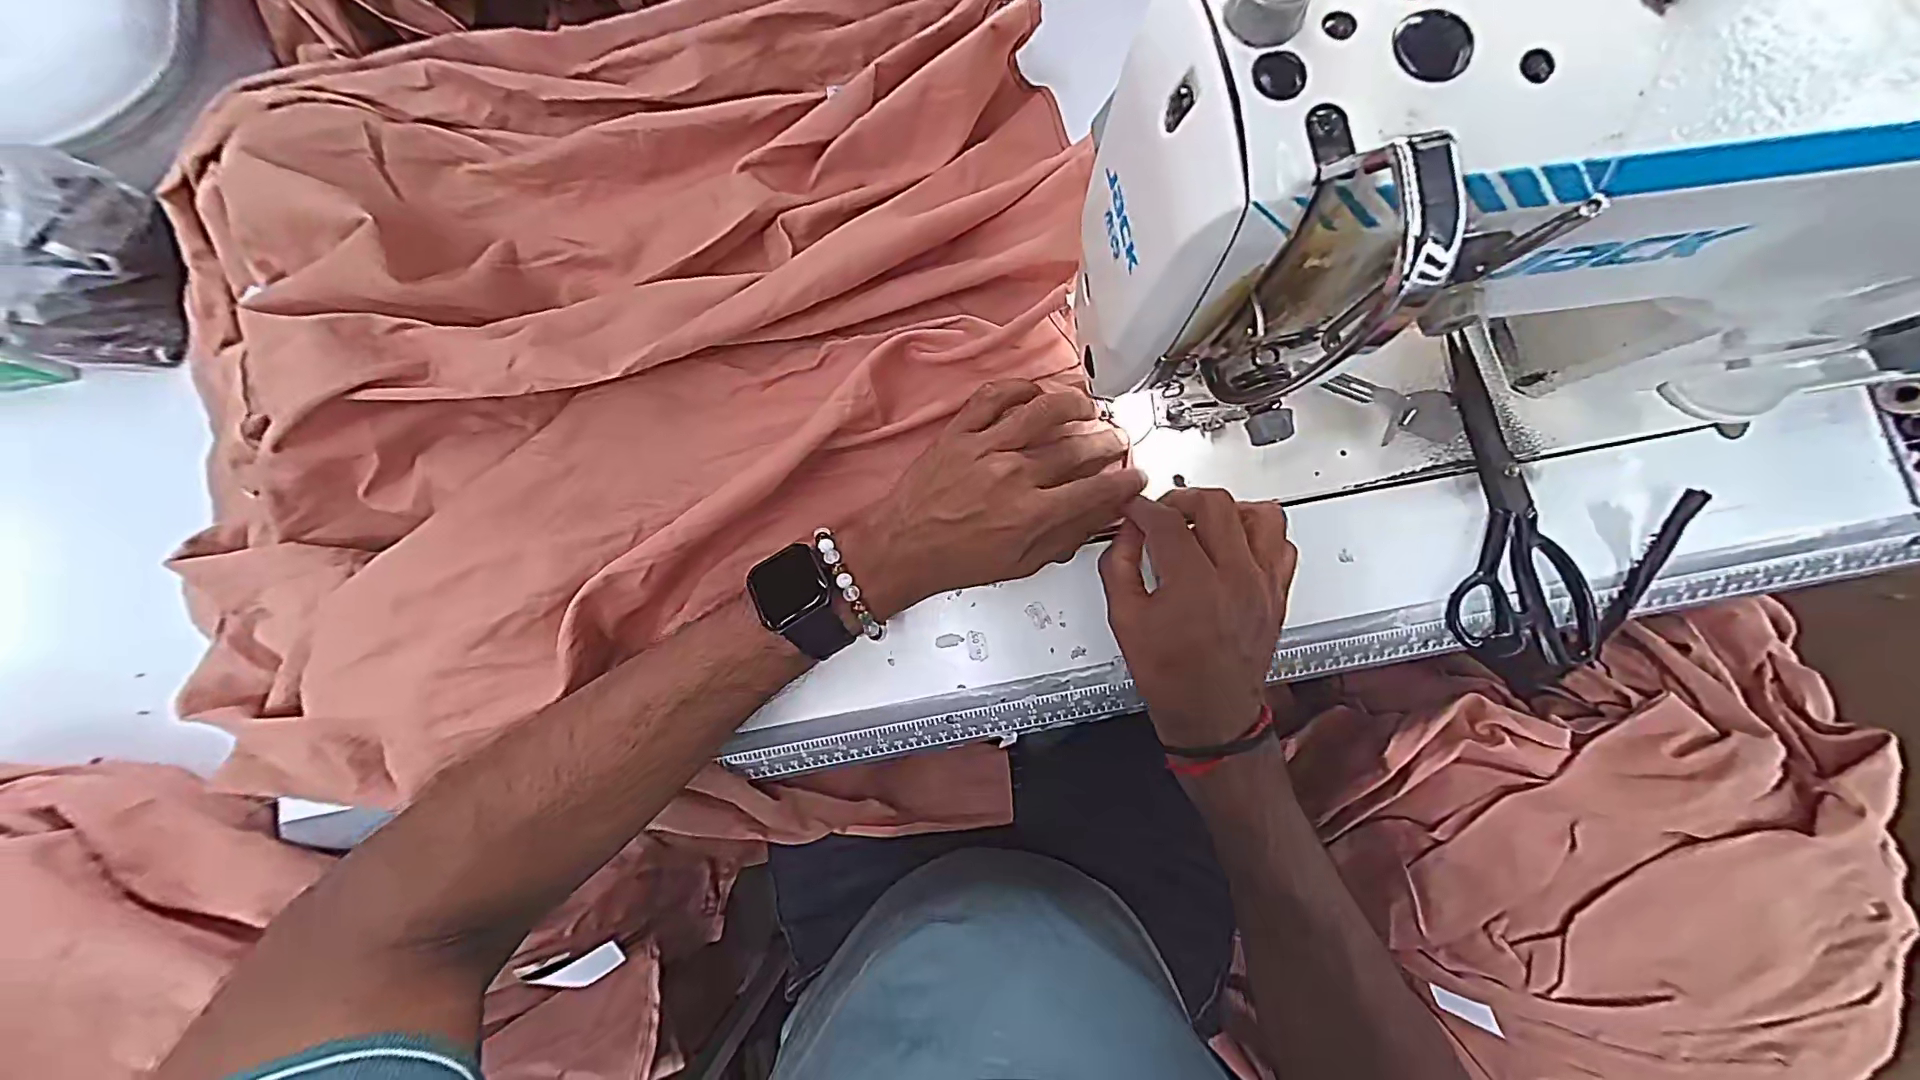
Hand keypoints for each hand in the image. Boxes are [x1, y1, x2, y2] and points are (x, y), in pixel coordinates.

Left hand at [840, 380, 1146, 616]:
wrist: (902, 547)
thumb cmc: (954, 559)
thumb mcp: (1020, 564)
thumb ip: (1064, 537)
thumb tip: (1097, 516)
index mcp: (1030, 513)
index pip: (1095, 488)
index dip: (1124, 481)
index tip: (1134, 476)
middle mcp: (1012, 475)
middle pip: (1077, 446)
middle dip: (1108, 441)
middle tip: (1116, 439)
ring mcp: (985, 448)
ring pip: (1044, 410)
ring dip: (1075, 404)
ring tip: (1086, 407)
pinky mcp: (960, 432)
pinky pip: (995, 396)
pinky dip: (1020, 388)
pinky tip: (1034, 394)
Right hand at [1098, 489, 1296, 748]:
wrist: (1210, 712)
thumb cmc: (1172, 676)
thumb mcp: (1124, 618)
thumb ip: (1119, 565)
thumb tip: (1127, 534)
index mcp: (1193, 585)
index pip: (1167, 520)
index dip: (1143, 508)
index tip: (1135, 509)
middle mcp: (1236, 579)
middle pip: (1215, 504)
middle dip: (1181, 499)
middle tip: (1164, 512)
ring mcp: (1263, 585)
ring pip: (1260, 514)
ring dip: (1226, 510)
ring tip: (1204, 521)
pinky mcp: (1278, 593)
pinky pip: (1281, 543)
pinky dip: (1258, 534)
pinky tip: (1235, 543)